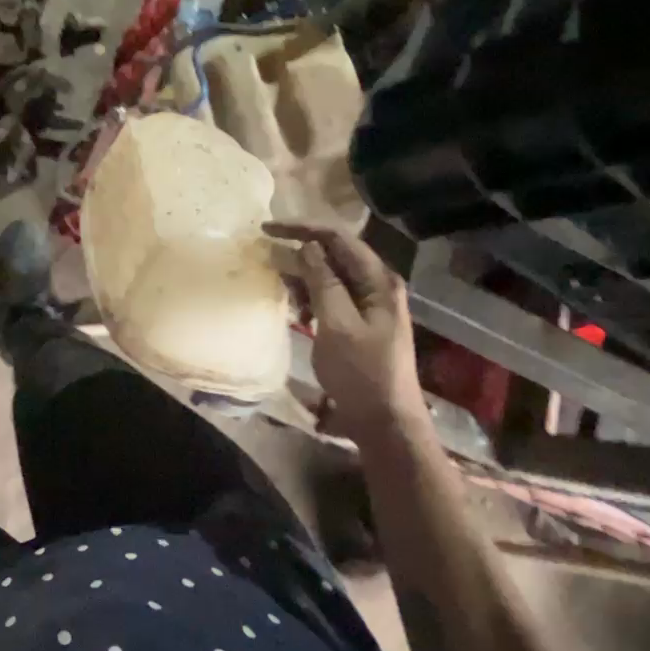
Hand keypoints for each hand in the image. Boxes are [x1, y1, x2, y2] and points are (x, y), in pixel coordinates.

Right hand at [265, 224, 424, 436]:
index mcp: (378, 281)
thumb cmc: (361, 372)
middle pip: (334, 254)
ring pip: (330, 276)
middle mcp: (377, 286)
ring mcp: (369, 305)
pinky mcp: (359, 323)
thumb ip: (323, 282)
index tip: (266, 229)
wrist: (385, 422)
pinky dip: (311, 298)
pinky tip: (296, 313)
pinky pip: (330, 297)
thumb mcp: (336, 324)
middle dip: (299, 253)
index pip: (338, 238)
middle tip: (265, 256)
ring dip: (303, 278)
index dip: (302, 228)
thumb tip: (307, 247)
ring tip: (279, 287)